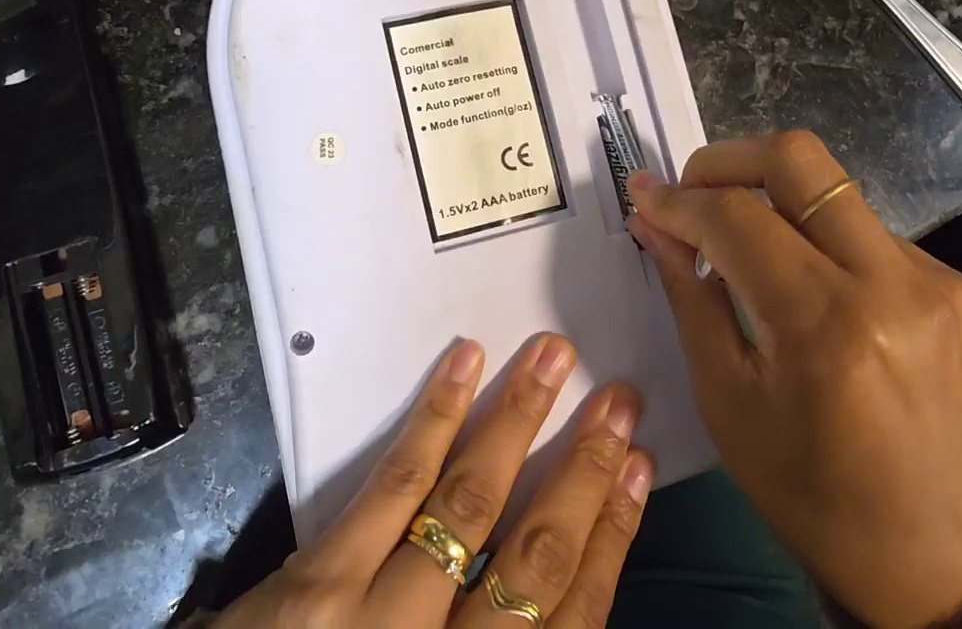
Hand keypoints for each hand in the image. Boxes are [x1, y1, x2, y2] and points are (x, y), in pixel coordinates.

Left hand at [214, 334, 653, 628]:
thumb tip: (553, 578)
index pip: (575, 615)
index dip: (614, 534)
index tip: (639, 466)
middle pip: (535, 554)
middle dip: (583, 470)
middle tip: (620, 399)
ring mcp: (382, 615)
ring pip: (470, 502)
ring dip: (517, 421)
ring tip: (555, 358)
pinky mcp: (322, 581)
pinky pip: (395, 486)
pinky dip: (437, 420)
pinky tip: (466, 365)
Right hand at [626, 132, 961, 628]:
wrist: (946, 569)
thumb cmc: (813, 498)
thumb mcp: (728, 402)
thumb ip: (690, 297)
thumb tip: (654, 223)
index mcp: (827, 326)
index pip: (736, 217)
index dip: (679, 199)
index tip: (644, 196)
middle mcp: (893, 284)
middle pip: (799, 159)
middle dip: (726, 158)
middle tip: (690, 189)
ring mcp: (939, 282)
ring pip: (834, 194)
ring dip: (775, 204)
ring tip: (744, 251)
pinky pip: (870, 237)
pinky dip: (821, 244)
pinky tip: (808, 291)